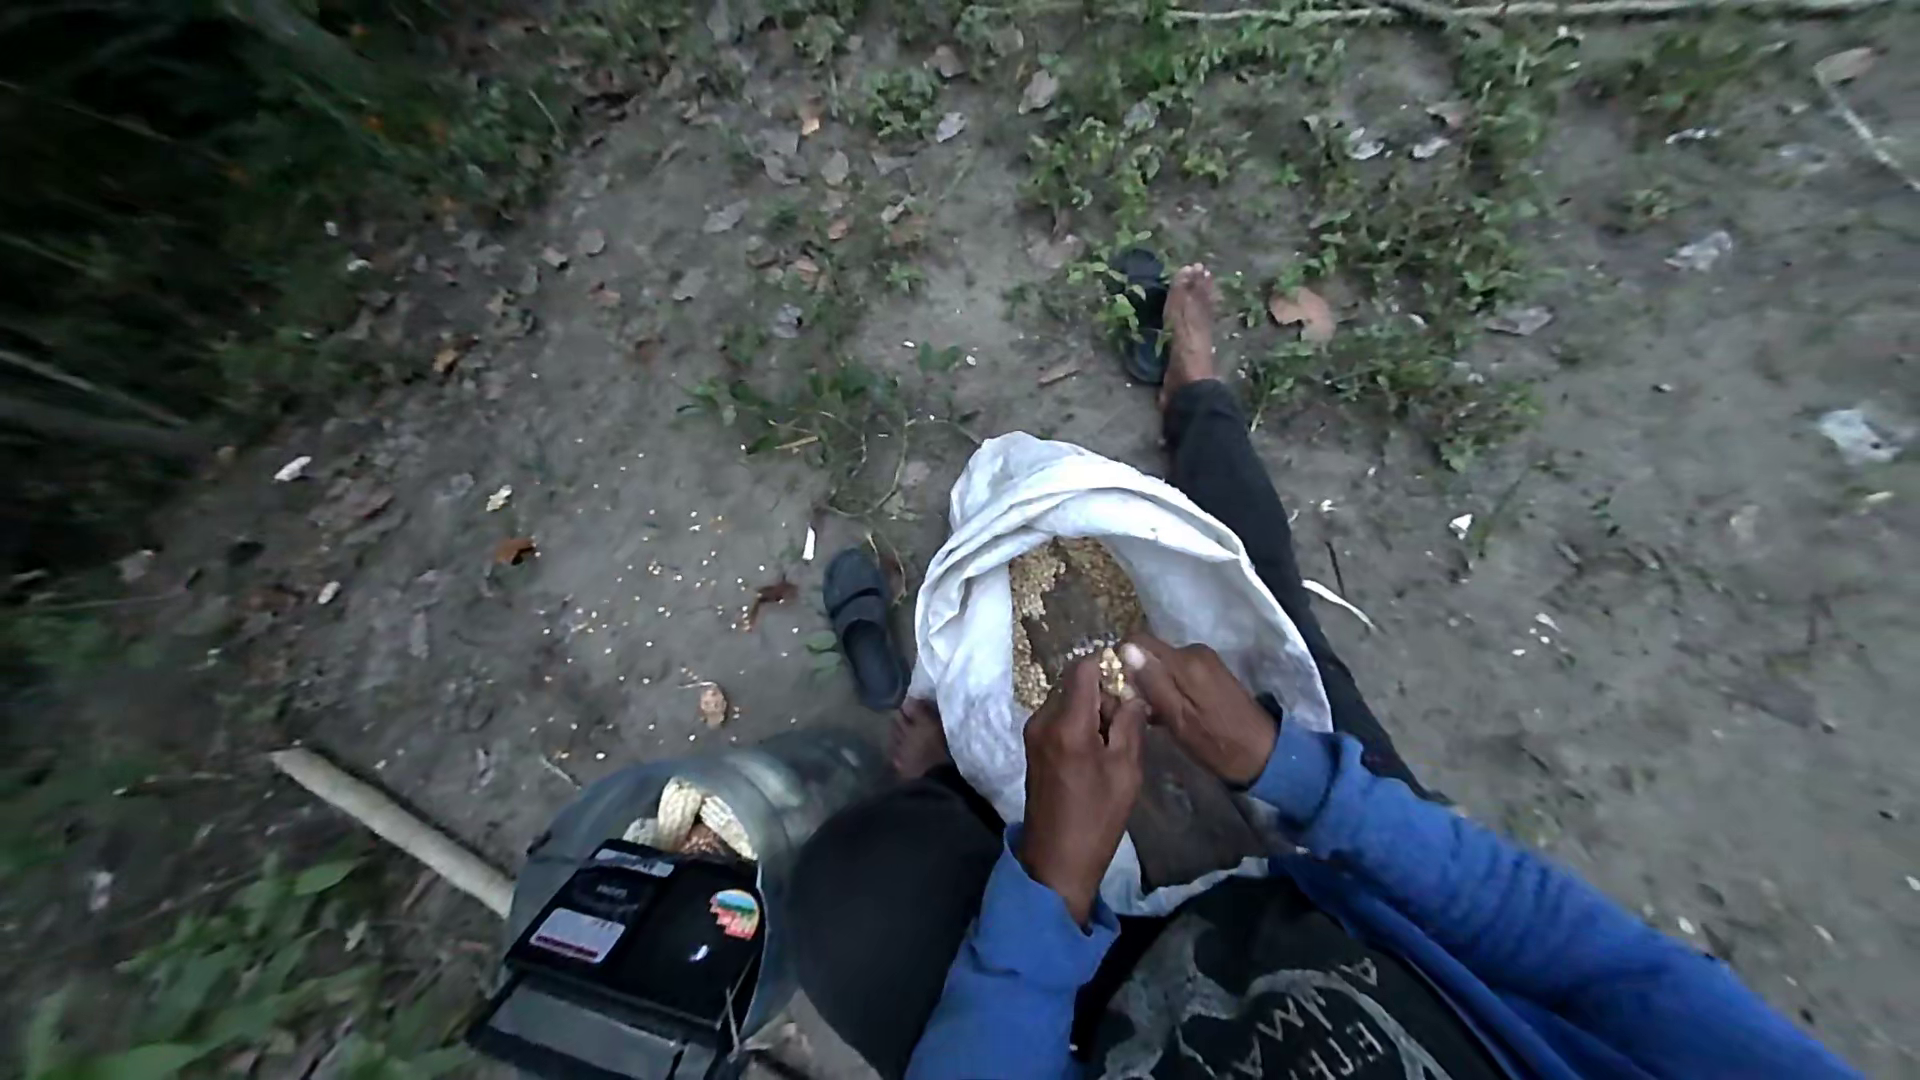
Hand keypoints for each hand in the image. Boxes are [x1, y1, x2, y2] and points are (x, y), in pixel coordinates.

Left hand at [1019, 658, 1145, 925]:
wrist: (1056, 858)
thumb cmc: (1097, 817)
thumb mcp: (1125, 771)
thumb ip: (1129, 725)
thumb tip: (1132, 694)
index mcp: (1067, 723)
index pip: (1082, 669)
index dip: (1106, 665)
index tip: (1129, 679)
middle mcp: (1043, 719)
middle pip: (1075, 684)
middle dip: (1102, 693)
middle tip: (1127, 721)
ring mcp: (1033, 731)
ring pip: (1066, 700)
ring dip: (1090, 709)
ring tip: (1113, 741)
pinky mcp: (1032, 744)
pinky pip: (1057, 717)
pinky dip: (1077, 722)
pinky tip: (1094, 750)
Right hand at [1120, 634, 1275, 786]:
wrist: (1264, 755)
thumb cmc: (1216, 743)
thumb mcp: (1178, 719)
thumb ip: (1152, 682)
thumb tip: (1126, 649)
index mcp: (1185, 661)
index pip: (1138, 641)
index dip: (1121, 658)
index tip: (1116, 684)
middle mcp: (1194, 651)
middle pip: (1150, 653)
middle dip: (1137, 675)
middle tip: (1134, 706)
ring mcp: (1204, 660)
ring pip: (1162, 663)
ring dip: (1152, 683)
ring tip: (1151, 712)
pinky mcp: (1209, 670)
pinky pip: (1176, 670)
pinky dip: (1167, 686)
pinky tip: (1168, 710)